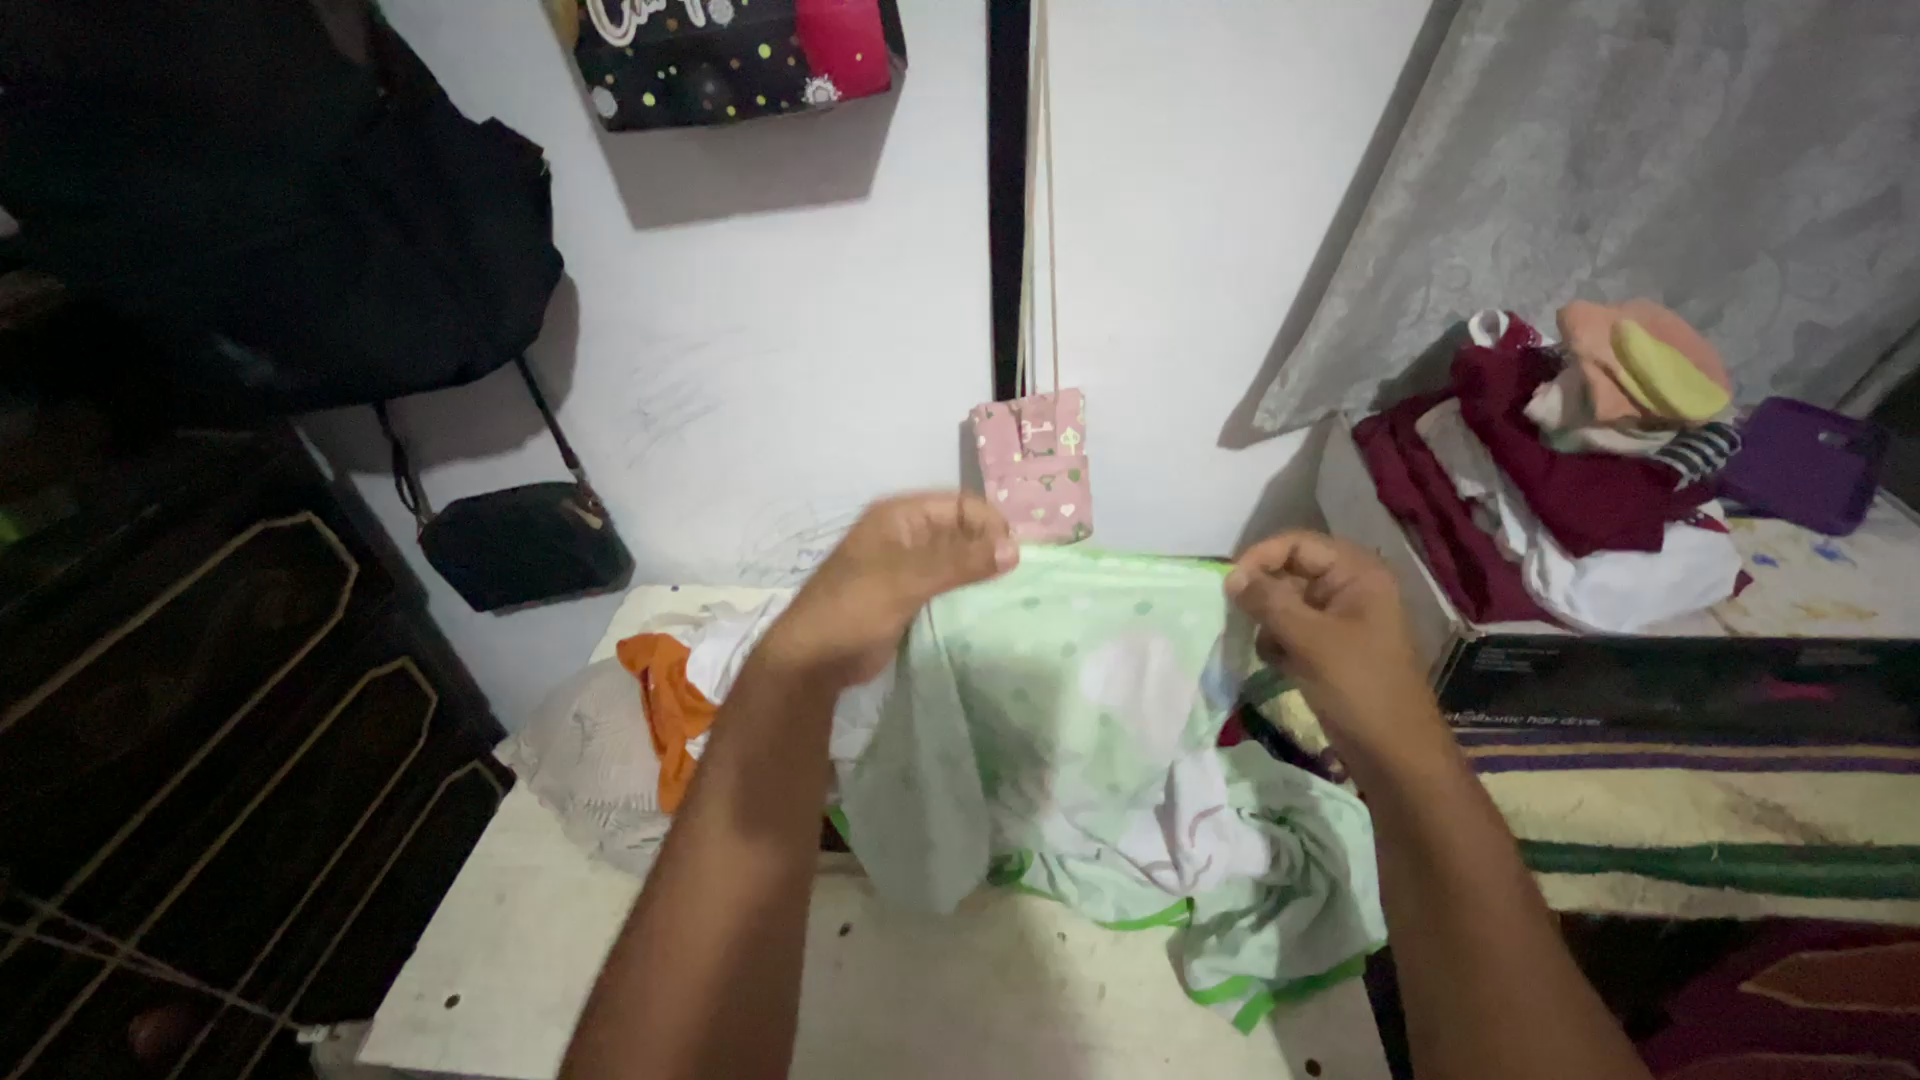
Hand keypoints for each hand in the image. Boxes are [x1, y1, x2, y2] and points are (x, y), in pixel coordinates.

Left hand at [758, 492, 1017, 689]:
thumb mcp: (907, 580)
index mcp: (900, 517)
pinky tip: (991, 609)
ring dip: (981, 574)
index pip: (960, 505)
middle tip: (1022, 577)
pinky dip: (968, 595)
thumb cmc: (854, 608)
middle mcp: (906, 536)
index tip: (1017, 554)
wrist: (813, 660)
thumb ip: (960, 563)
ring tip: (1014, 593)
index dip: (989, 523)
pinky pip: (948, 588)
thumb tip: (1015, 549)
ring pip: (957, 562)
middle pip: (961, 532)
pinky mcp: (910, 599)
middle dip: (989, 549)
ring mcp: (907, 569)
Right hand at [1225, 531, 1446, 759]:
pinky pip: (1290, 629)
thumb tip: (1231, 577)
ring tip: (1264, 646)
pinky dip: (1276, 642)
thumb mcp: (1309, 639)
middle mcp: (1348, 588)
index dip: (1260, 557)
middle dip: (1261, 592)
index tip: (1229, 585)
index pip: (1296, 544)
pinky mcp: (1328, 648)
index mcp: (1357, 574)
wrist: (1394, 753)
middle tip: (1236, 615)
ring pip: (1285, 602)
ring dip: (1267, 621)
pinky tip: (1276, 664)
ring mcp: (1339, 619)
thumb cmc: (1359, 687)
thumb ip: (1268, 602)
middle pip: (1289, 570)